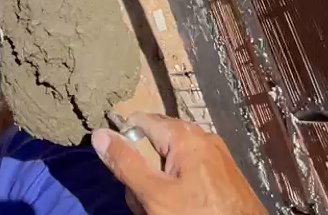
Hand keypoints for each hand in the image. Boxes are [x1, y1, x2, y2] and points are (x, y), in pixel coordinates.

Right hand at [91, 113, 266, 214]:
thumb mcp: (156, 196)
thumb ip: (126, 164)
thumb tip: (98, 134)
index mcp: (185, 134)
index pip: (140, 121)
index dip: (126, 144)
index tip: (123, 175)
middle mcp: (203, 137)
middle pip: (156, 143)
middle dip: (145, 172)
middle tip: (144, 203)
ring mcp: (218, 158)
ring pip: (174, 162)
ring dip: (161, 185)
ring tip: (162, 211)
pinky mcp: (228, 178)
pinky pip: (194, 174)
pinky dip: (182, 191)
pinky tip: (182, 211)